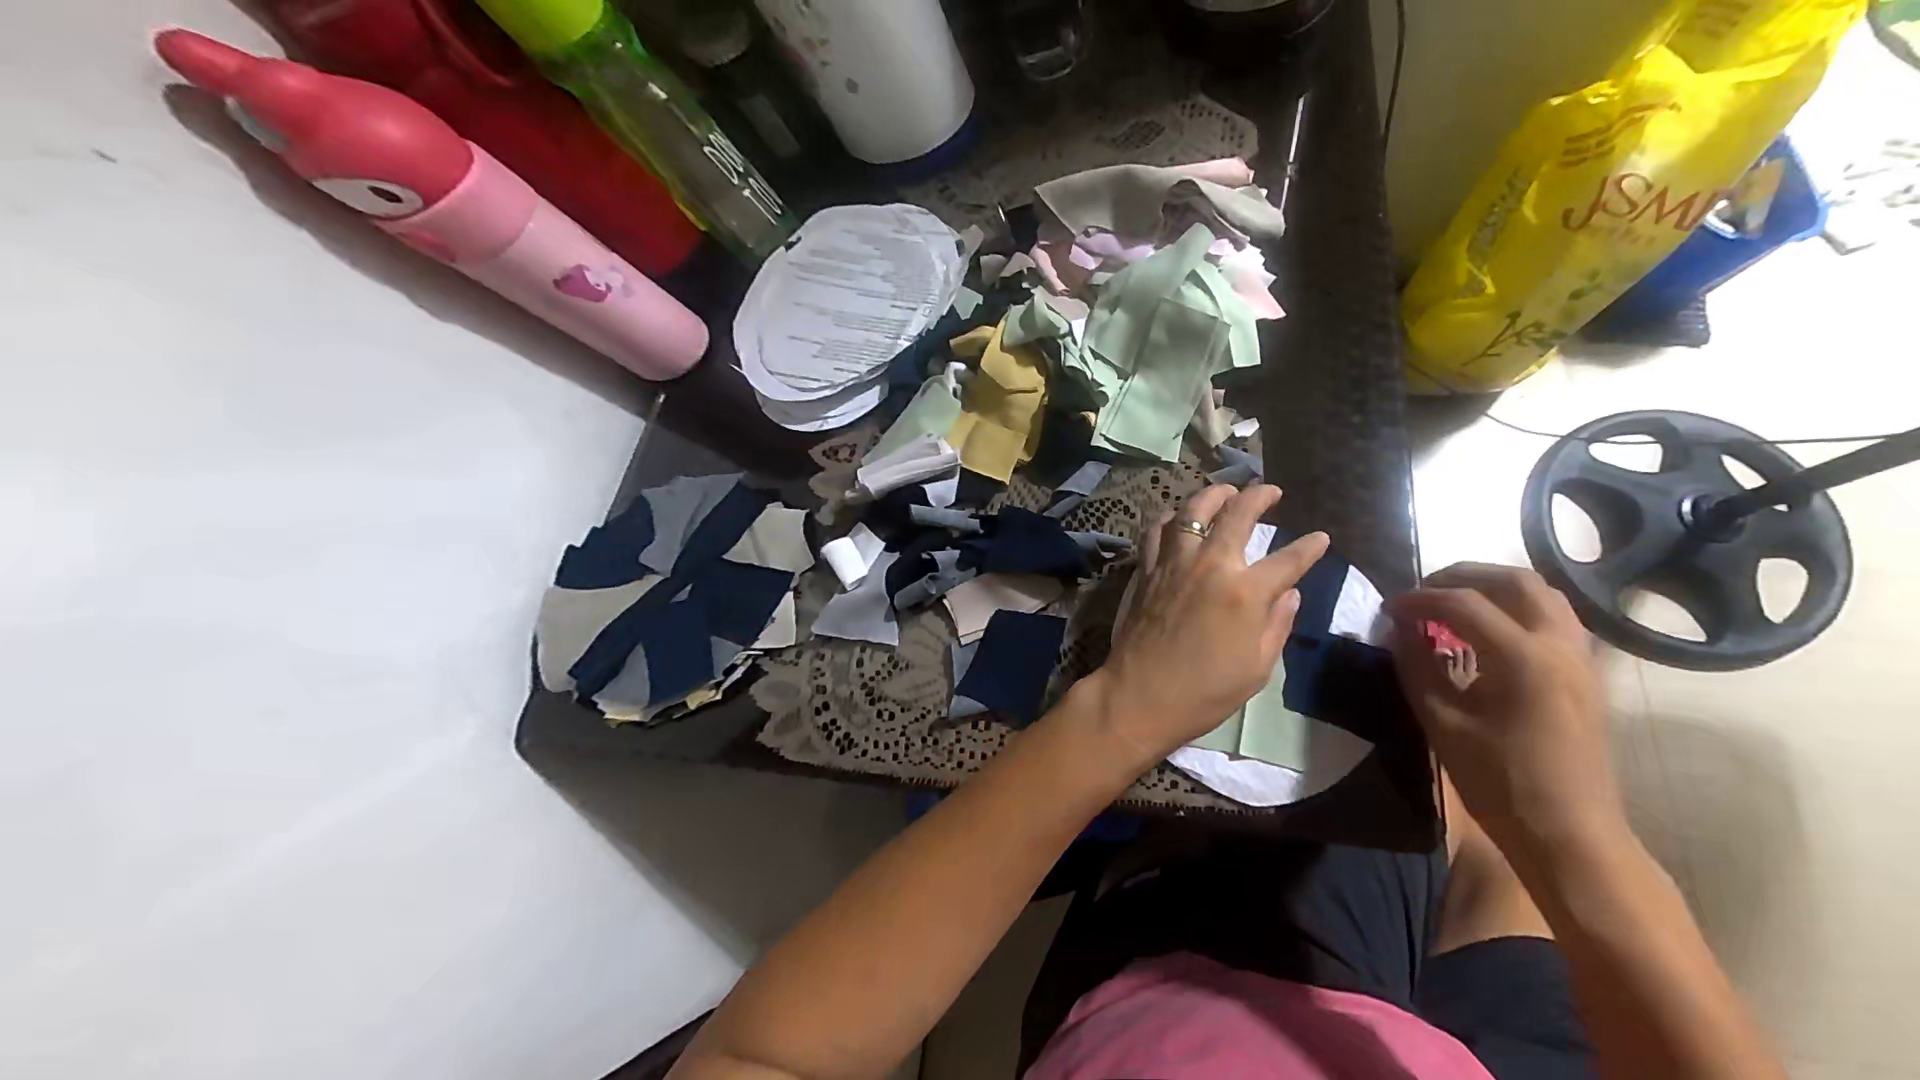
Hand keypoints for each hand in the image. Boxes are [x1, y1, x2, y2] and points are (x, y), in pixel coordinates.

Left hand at [1089, 484, 1328, 765]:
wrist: (1140, 695)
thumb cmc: (1205, 691)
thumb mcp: (1258, 668)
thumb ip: (1277, 624)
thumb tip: (1291, 593)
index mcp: (1246, 592)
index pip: (1289, 559)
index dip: (1310, 547)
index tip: (1320, 538)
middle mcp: (1210, 565)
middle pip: (1238, 514)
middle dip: (1259, 496)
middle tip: (1270, 490)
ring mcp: (1174, 563)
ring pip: (1192, 510)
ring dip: (1212, 494)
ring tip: (1225, 491)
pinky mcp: (1146, 570)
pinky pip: (1158, 530)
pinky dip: (1171, 518)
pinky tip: (1179, 518)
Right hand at [1388, 563, 1623, 851]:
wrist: (1570, 832)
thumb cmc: (1499, 781)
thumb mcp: (1442, 722)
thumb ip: (1417, 666)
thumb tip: (1399, 629)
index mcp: (1524, 659)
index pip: (1464, 603)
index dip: (1420, 599)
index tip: (1389, 608)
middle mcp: (1561, 646)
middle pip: (1515, 580)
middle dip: (1463, 576)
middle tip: (1423, 592)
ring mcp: (1582, 659)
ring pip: (1543, 595)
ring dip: (1494, 588)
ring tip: (1453, 605)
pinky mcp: (1587, 674)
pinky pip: (1554, 618)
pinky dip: (1516, 609)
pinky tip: (1487, 632)